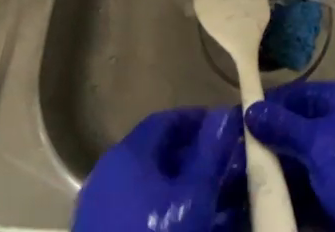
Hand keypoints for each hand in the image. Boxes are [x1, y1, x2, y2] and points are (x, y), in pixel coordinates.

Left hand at [74, 106, 245, 231]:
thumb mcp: (195, 197)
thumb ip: (212, 152)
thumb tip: (226, 115)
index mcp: (127, 155)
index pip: (166, 120)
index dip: (200, 121)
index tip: (229, 130)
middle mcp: (109, 174)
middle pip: (160, 153)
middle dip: (199, 158)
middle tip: (233, 167)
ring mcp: (101, 209)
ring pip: (154, 186)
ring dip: (189, 187)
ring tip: (224, 200)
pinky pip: (143, 210)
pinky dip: (171, 209)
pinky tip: (199, 223)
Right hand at [245, 81, 334, 231]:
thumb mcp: (322, 145)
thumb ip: (284, 127)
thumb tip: (251, 109)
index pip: (295, 96)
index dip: (265, 109)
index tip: (231, 126)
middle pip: (293, 130)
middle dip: (263, 145)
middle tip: (230, 161)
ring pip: (296, 162)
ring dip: (270, 174)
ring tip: (236, 185)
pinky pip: (305, 189)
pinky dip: (284, 197)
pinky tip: (259, 204)